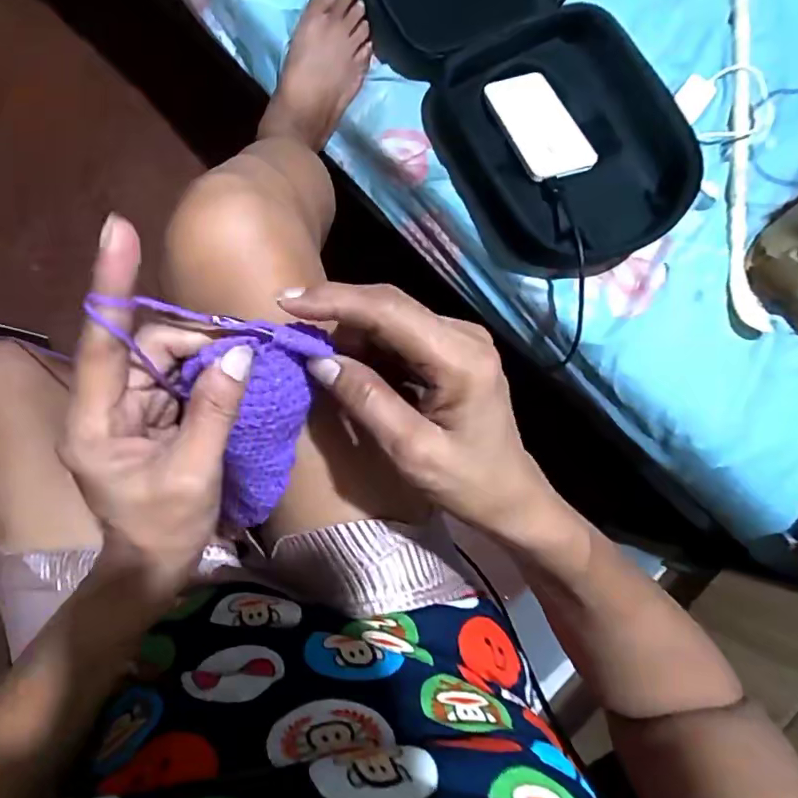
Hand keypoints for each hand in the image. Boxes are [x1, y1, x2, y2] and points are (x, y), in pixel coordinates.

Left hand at [59, 215, 251, 592]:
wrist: (147, 571)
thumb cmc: (161, 534)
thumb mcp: (193, 475)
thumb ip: (213, 410)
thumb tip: (239, 354)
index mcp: (92, 423)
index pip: (101, 341)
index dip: (110, 284)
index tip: (117, 229)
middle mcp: (99, 406)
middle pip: (142, 346)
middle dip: (191, 341)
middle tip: (241, 347)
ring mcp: (120, 409)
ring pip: (160, 358)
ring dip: (200, 357)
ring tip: (240, 366)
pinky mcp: (141, 415)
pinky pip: (171, 377)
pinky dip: (200, 374)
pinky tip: (227, 378)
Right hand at [279, 283, 583, 564]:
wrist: (509, 496)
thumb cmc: (466, 482)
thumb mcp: (410, 450)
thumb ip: (366, 400)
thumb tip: (319, 360)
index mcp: (460, 358)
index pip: (388, 310)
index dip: (334, 301)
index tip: (287, 301)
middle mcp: (463, 335)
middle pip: (387, 304)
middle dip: (335, 310)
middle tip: (289, 324)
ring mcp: (458, 338)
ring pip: (388, 316)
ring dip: (348, 332)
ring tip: (318, 358)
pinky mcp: (449, 348)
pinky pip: (396, 333)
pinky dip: (365, 344)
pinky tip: (346, 365)